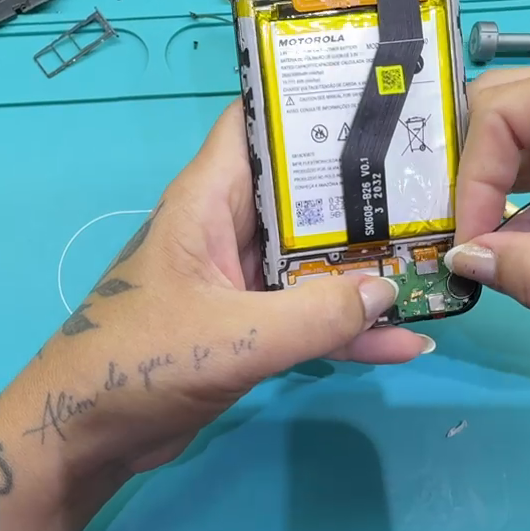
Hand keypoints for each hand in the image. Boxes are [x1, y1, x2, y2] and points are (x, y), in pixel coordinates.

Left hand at [26, 103, 431, 473]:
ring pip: (315, 261)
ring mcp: (240, 281)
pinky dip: (350, 329)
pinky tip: (407, 342)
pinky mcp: (249, 327)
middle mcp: (226, 230)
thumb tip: (391, 289)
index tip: (379, 94)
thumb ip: (317, 316)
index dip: (309, 102)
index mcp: (208, 202)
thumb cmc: (142, 363)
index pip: (256, 124)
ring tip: (437, 266)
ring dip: (368, 269)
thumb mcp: (235, 336)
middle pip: (304, 194)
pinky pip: (310, 317)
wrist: (90, 436)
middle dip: (366, 191)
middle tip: (439, 184)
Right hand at [446, 55, 529, 360]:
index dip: (471, 174)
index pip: (510, 110)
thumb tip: (461, 263)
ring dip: (495, 204)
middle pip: (510, 115)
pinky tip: (517, 266)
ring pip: (525, 153)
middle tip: (450, 237)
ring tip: (475, 260)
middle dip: (471, 177)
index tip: (465, 244)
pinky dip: (527, 225)